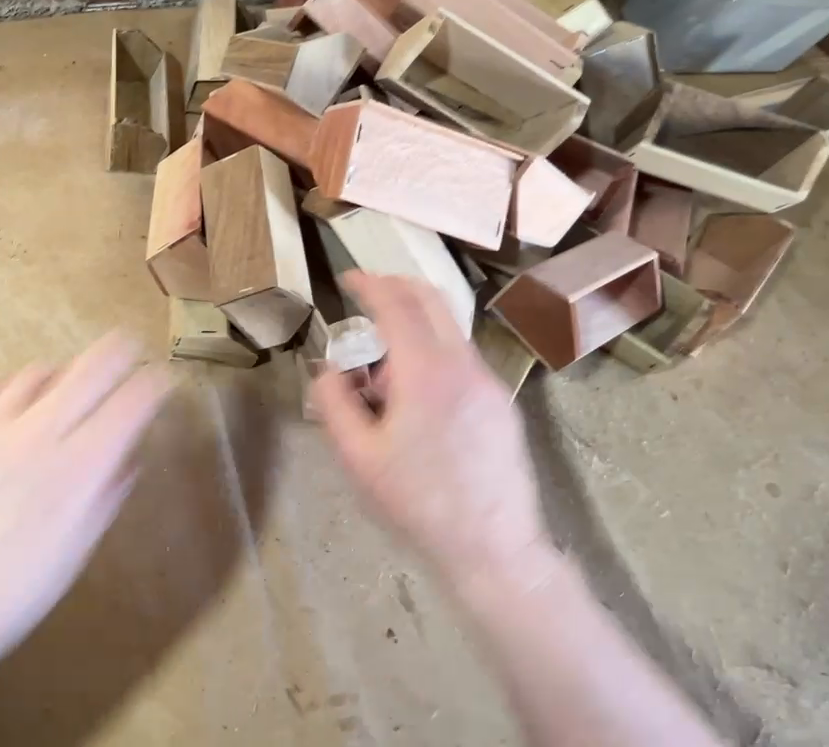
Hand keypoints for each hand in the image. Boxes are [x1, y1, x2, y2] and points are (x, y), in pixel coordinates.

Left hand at [0, 333, 172, 679]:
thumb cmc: (9, 596)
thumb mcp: (73, 554)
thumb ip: (103, 499)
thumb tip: (124, 460)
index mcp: (80, 466)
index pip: (131, 403)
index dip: (152, 384)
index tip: (160, 377)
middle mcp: (38, 430)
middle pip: (90, 368)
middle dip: (116, 351)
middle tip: (125, 346)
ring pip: (34, 373)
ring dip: (55, 377)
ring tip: (58, 390)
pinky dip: (2, 393)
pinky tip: (2, 409)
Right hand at [310, 272, 550, 587]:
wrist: (495, 550)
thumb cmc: (417, 503)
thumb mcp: (356, 456)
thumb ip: (333, 402)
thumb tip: (328, 369)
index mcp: (425, 373)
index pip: (397, 304)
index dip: (369, 284)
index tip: (348, 278)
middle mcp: (463, 366)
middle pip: (433, 300)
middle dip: (397, 286)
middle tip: (368, 291)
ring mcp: (489, 385)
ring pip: (449, 331)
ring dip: (413, 326)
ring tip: (382, 370)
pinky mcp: (501, 406)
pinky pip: (461, 360)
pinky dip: (432, 353)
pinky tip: (414, 398)